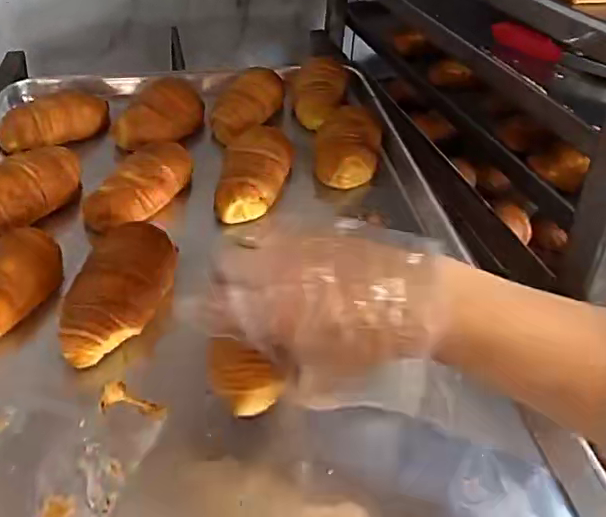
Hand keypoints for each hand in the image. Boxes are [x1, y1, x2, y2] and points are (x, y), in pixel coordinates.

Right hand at [200, 224, 448, 387]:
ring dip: (245, 251)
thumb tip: (270, 361)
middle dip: (222, 276)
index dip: (199, 310)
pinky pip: (283, 226)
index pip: (217, 307)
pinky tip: (279, 246)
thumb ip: (285, 372)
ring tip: (251, 264)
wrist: (414, 300)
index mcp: (271, 312)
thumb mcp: (321, 380)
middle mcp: (278, 271)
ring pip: (252, 237)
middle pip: (227, 262)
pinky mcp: (320, 227)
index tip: (192, 312)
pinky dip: (273, 236)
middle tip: (229, 290)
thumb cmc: (368, 346)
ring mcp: (299, 243)